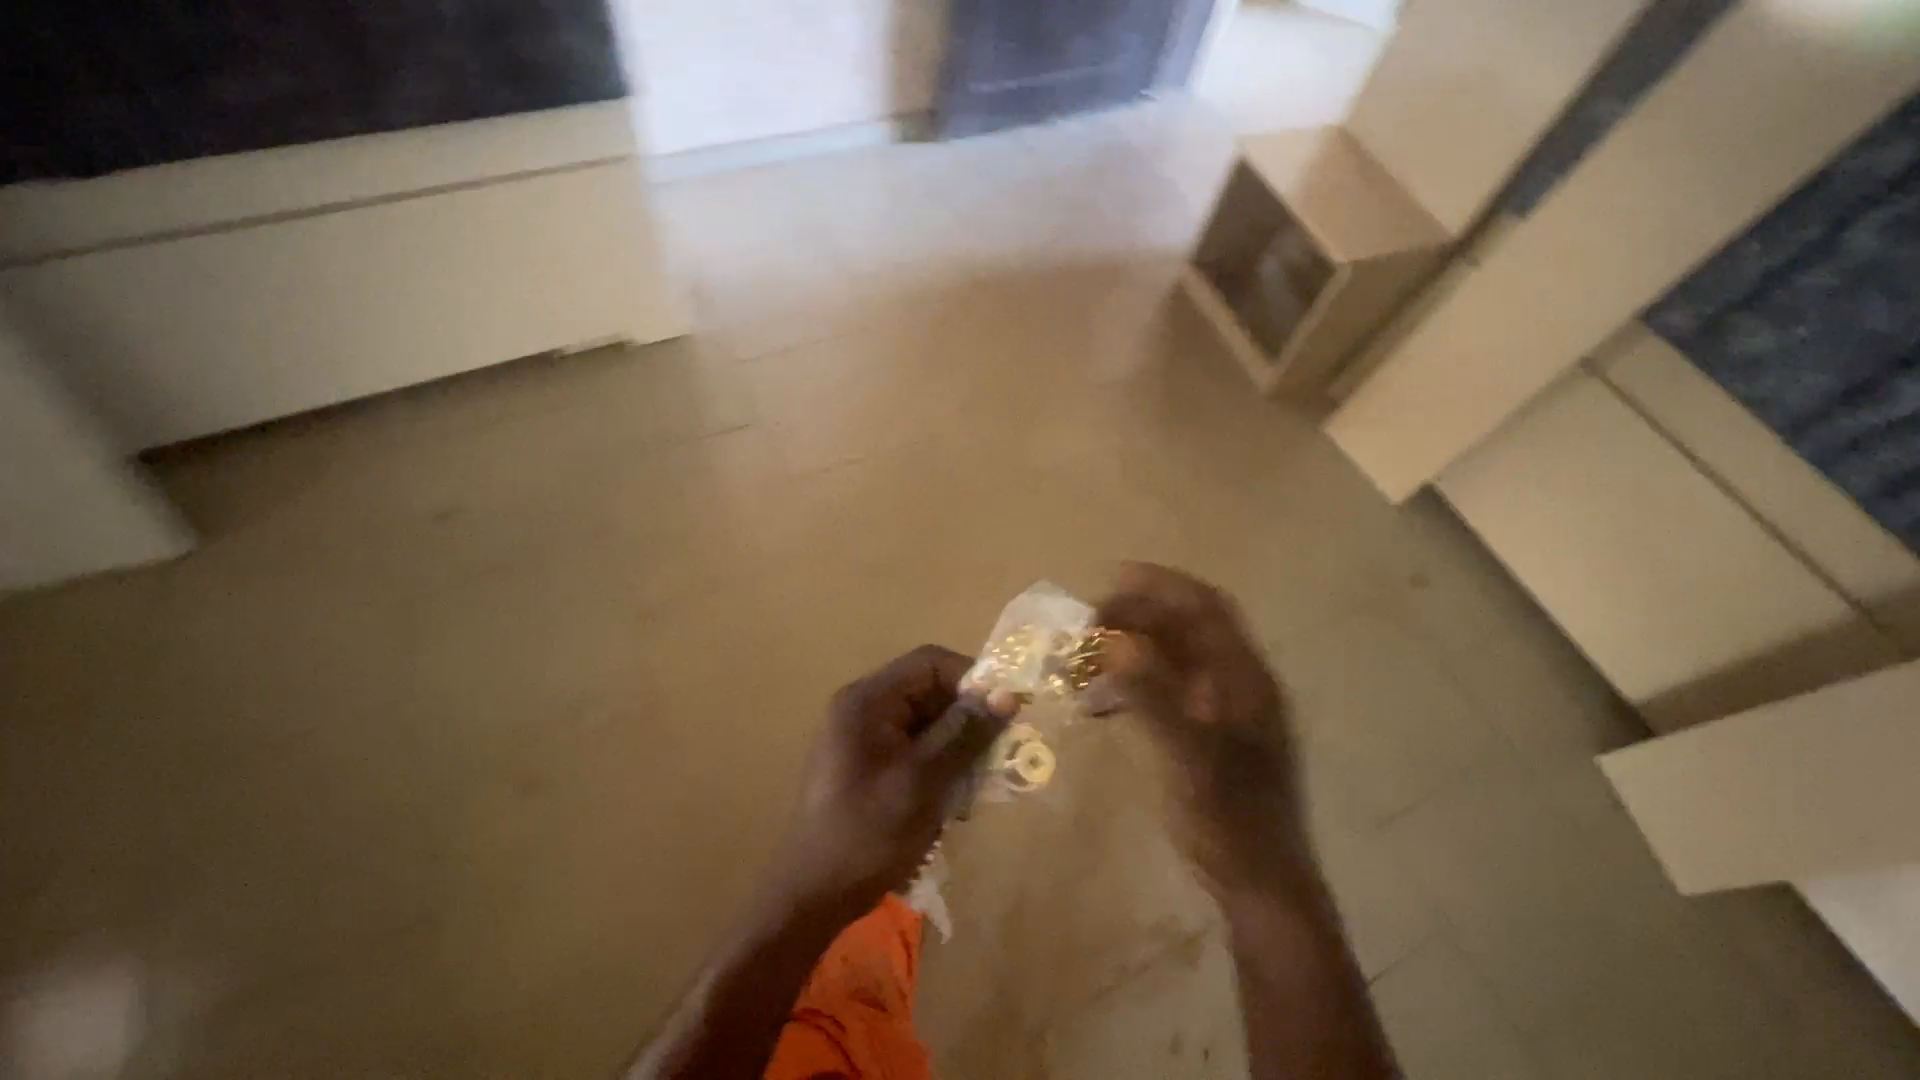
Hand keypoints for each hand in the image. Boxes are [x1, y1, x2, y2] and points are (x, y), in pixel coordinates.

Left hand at [762, 645, 1017, 922]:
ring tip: (975, 789)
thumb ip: (964, 733)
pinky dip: (940, 769)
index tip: (1007, 713)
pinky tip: (952, 806)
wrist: (812, 896)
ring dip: (958, 750)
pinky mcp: (868, 768)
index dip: (973, 679)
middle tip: (999, 758)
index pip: (930, 662)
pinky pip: (915, 751)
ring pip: (928, 725)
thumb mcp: (924, 780)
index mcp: (867, 701)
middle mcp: (862, 710)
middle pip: (930, 692)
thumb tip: (1007, 693)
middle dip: (969, 721)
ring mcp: (863, 740)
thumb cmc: (867, 833)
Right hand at [1094, 562, 1309, 897]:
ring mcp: (1228, 710)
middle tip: (1086, 625)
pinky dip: (1136, 685)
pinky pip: (1169, 691)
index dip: (1161, 584)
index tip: (1111, 578)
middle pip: (1188, 628)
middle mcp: (1240, 683)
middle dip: (1136, 617)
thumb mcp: (1186, 756)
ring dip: (1132, 651)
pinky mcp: (1213, 736)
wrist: (1260, 881)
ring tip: (1087, 660)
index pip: (1205, 607)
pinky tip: (1104, 704)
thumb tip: (1115, 642)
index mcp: (1244, 678)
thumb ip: (1151, 695)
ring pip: (1176, 659)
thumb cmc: (1227, 818)